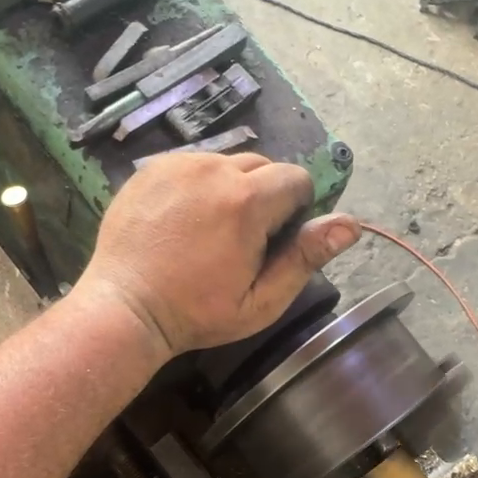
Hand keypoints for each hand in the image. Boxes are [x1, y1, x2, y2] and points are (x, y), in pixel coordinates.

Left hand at [74, 152, 361, 355]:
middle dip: (263, 197)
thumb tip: (351, 224)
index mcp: (247, 200)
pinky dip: (196, 186)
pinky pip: (190, 166)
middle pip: (262, 166)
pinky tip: (183, 223)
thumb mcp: (260, 301)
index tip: (274, 241)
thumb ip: (305, 258)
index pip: (296, 179)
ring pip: (225, 163)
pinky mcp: (150, 169)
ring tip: (209, 233)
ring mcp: (178, 165)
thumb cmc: (196, 314)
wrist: (126, 308)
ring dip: (230, 189)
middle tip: (241, 242)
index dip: (295, 210)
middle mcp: (214, 169)